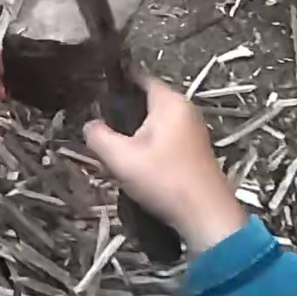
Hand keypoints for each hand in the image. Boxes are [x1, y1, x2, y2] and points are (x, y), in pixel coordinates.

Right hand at [84, 79, 245, 253]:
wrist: (206, 218)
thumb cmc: (164, 181)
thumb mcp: (121, 158)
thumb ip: (98, 136)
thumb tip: (89, 125)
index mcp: (170, 102)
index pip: (139, 77)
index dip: (115, 82)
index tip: (93, 94)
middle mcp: (184, 110)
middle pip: (144, 101)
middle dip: (121, 114)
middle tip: (101, 131)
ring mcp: (192, 130)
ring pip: (152, 123)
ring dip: (132, 134)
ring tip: (113, 152)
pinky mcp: (193, 150)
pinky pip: (163, 138)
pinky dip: (146, 146)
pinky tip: (134, 165)